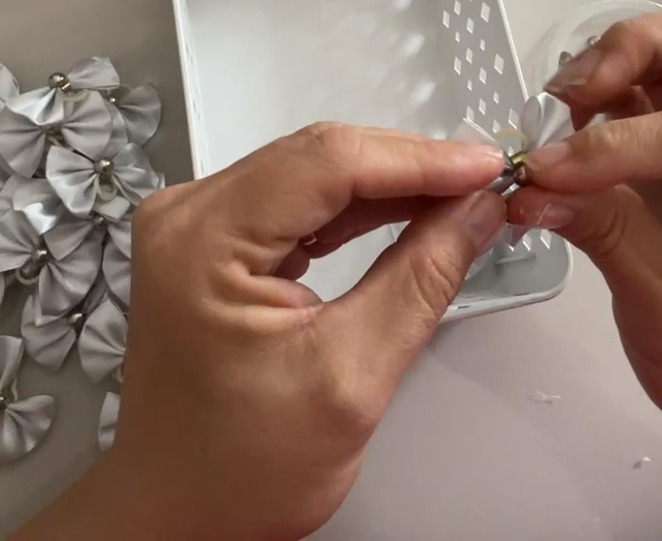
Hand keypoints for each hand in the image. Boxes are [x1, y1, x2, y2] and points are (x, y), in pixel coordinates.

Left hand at [17, 124, 507, 540]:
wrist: (176, 507)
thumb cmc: (241, 467)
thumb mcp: (349, 379)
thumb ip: (419, 281)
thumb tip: (476, 211)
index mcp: (202, 239)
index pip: (326, 163)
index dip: (415, 159)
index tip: (485, 167)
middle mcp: (188, 211)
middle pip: (318, 156)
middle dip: (408, 166)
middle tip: (482, 182)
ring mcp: (197, 218)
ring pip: (313, 170)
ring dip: (388, 180)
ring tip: (457, 194)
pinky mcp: (214, 233)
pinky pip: (297, 197)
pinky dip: (357, 202)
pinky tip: (404, 209)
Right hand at [508, 10, 661, 441]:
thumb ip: (602, 230)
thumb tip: (526, 184)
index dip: (619, 143)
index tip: (546, 170)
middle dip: (636, 48)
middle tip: (571, 91)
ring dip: (610, 64)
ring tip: (556, 109)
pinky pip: (642, 91)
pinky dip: (597, 94)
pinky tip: (563, 125)